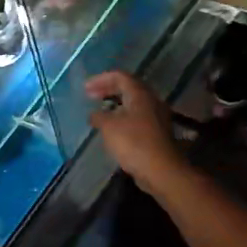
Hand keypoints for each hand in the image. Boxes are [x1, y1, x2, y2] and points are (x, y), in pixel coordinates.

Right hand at [86, 70, 185, 190]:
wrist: (160, 169)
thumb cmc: (133, 143)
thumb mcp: (109, 127)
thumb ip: (99, 116)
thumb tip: (94, 115)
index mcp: (140, 95)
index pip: (120, 77)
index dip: (101, 79)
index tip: (85, 88)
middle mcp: (151, 101)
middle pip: (128, 87)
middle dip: (108, 89)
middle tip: (91, 95)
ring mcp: (155, 116)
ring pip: (133, 102)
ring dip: (115, 103)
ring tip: (100, 110)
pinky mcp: (156, 131)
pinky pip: (136, 116)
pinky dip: (122, 115)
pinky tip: (112, 126)